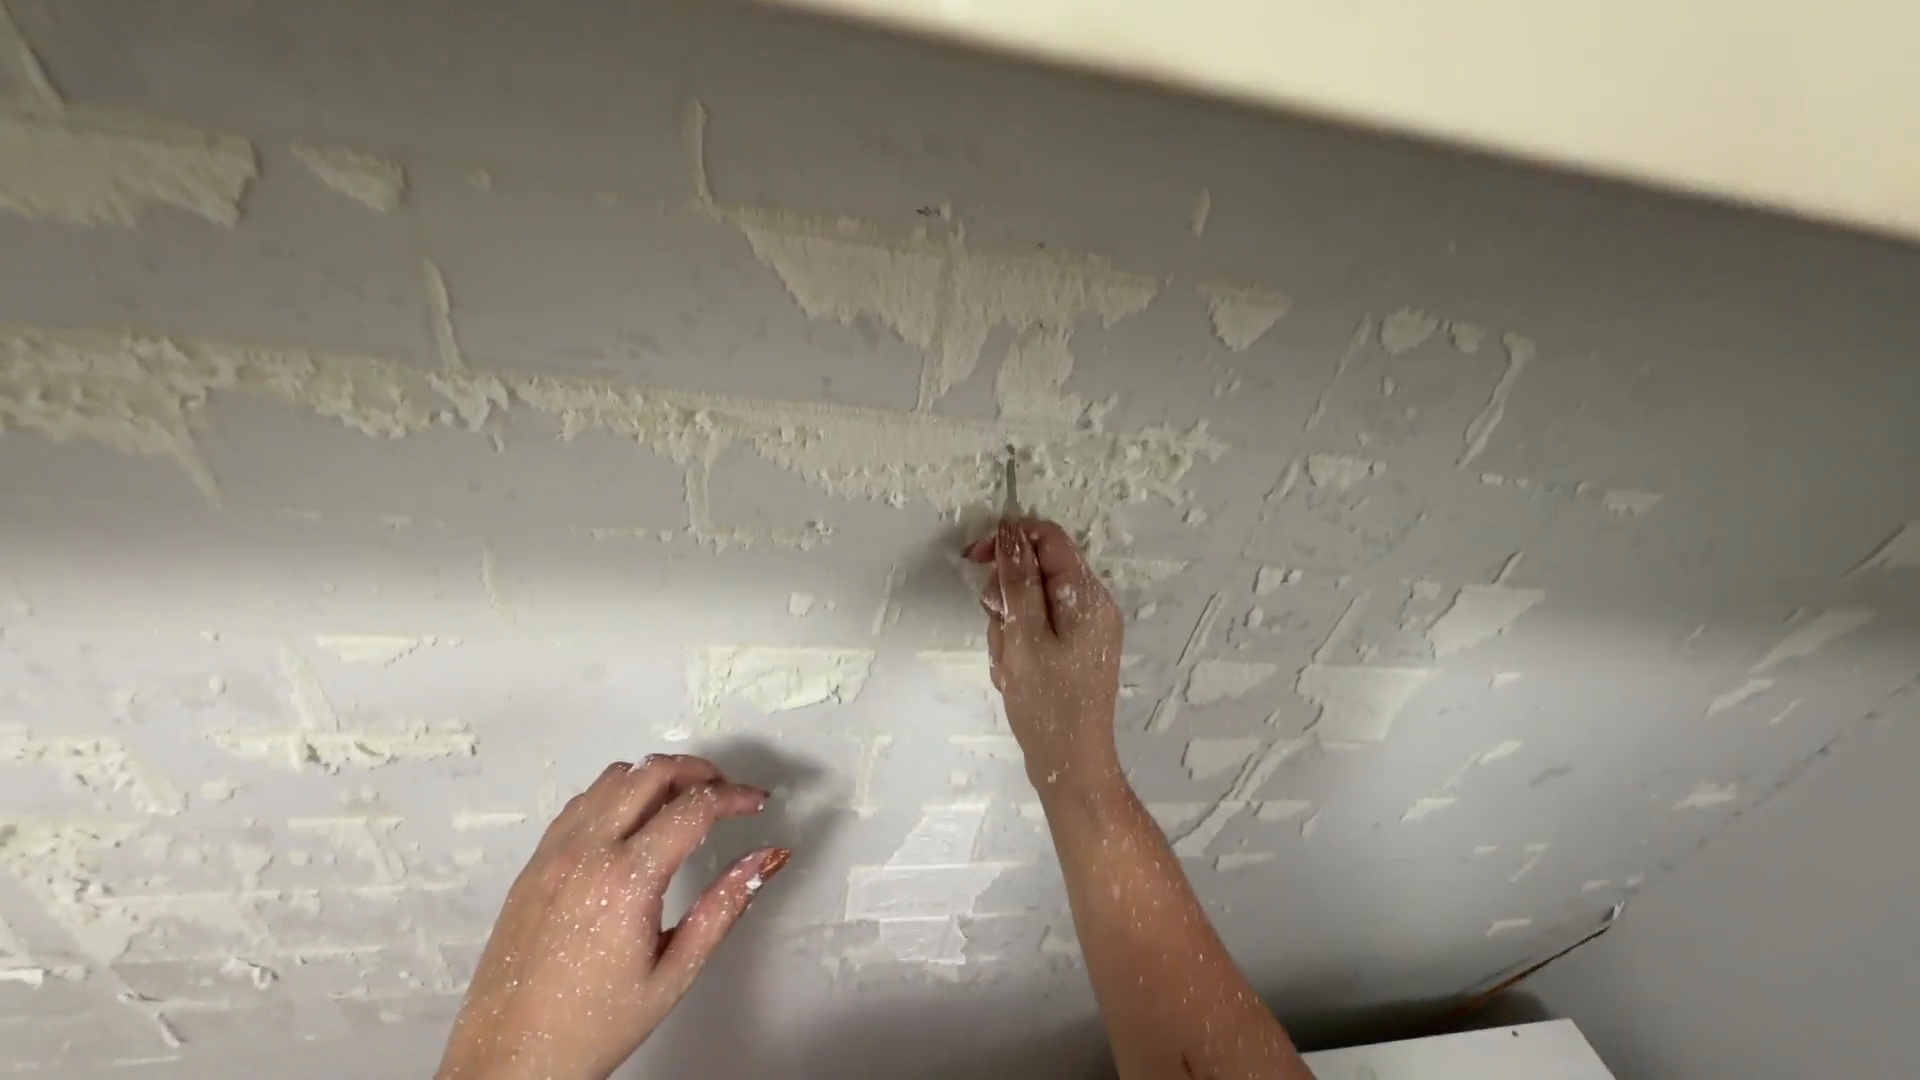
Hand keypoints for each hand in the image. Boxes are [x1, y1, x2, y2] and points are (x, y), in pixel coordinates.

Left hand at [437, 755, 789, 1079]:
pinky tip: (634, 823)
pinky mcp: (533, 862)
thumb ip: (725, 906)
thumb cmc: (595, 1026)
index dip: (735, 796)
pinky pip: (582, 801)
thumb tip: (769, 857)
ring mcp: (554, 852)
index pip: (694, 807)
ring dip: (656, 776)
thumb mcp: (675, 973)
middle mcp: (587, 851)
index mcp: (627, 879)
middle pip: (652, 772)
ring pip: (614, 777)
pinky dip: (618, 793)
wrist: (507, 1065)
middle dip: (699, 771)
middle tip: (725, 793)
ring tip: (683, 804)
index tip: (758, 802)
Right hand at [965, 518, 1124, 788]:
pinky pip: (1033, 631)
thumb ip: (1018, 581)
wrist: (1069, 765)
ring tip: (1009, 664)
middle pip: (1035, 571)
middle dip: (1005, 596)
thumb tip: (1011, 531)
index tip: (974, 559)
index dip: (1010, 540)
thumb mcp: (1025, 636)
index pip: (1048, 539)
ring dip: (1006, 627)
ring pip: (1028, 603)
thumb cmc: (1048, 703)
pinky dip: (1015, 646)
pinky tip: (1013, 674)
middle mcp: (1090, 607)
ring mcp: (1081, 631)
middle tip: (999, 630)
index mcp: (1087, 597)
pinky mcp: (1069, 652)